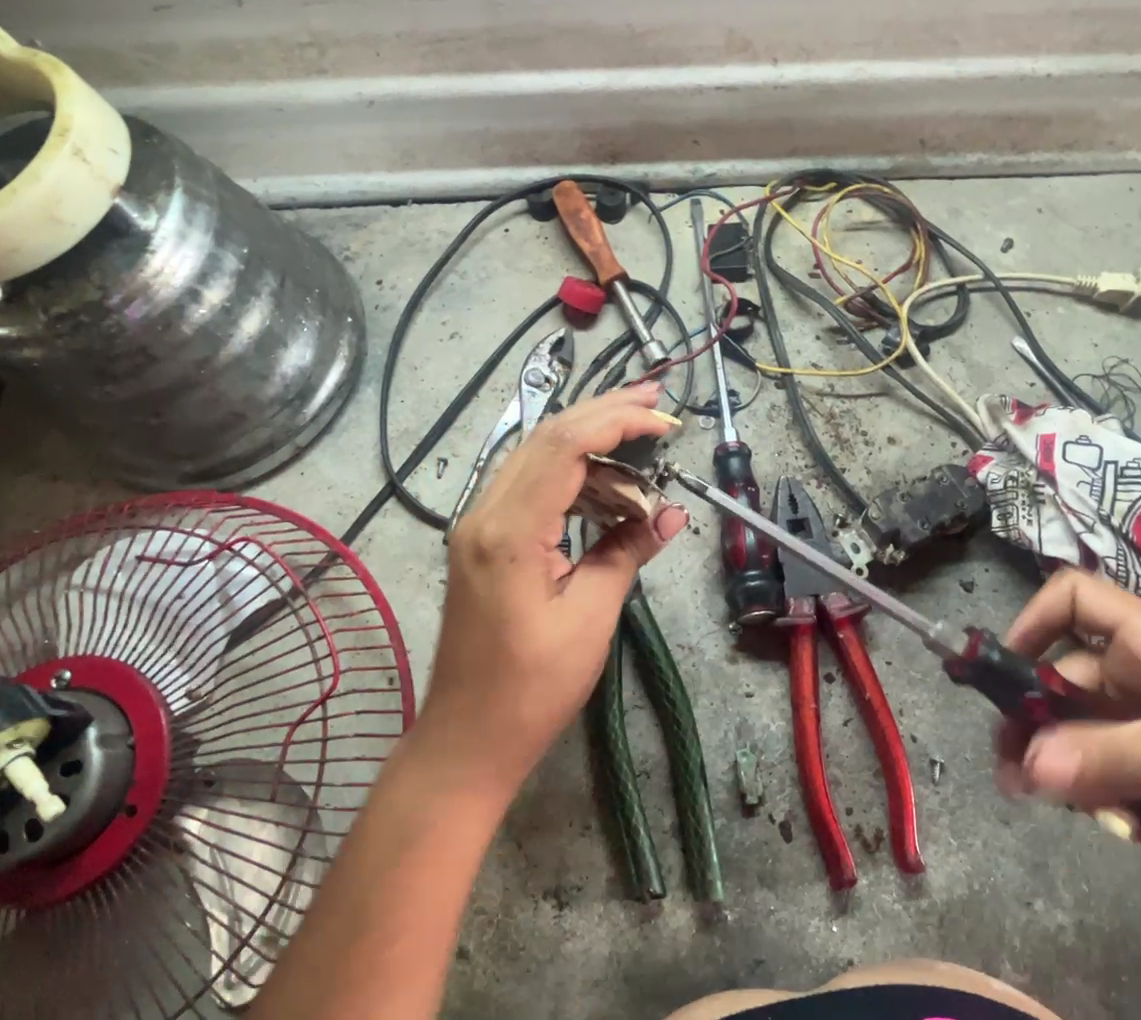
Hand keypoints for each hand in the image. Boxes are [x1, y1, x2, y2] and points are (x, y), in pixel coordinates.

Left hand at [419, 383, 689, 795]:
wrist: (468, 736)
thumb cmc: (532, 689)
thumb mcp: (591, 619)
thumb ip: (627, 553)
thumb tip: (671, 513)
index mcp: (508, 532)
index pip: (562, 447)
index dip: (615, 421)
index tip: (663, 418)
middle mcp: (483, 515)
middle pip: (544, 439)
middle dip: (602, 415)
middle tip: (656, 403)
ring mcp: (476, 527)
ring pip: (535, 460)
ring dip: (588, 448)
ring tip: (641, 448)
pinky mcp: (481, 543)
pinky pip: (528, 490)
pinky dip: (570, 480)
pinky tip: (606, 490)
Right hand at [995, 571, 1140, 896]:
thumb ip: (1108, 757)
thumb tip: (1026, 765)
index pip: (1076, 600)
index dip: (1033, 620)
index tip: (1005, 673)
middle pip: (1062, 682)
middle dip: (1038, 730)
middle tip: (1015, 778)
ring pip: (1079, 736)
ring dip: (1075, 779)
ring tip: (1089, 819)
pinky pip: (1107, 777)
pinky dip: (1112, 807)